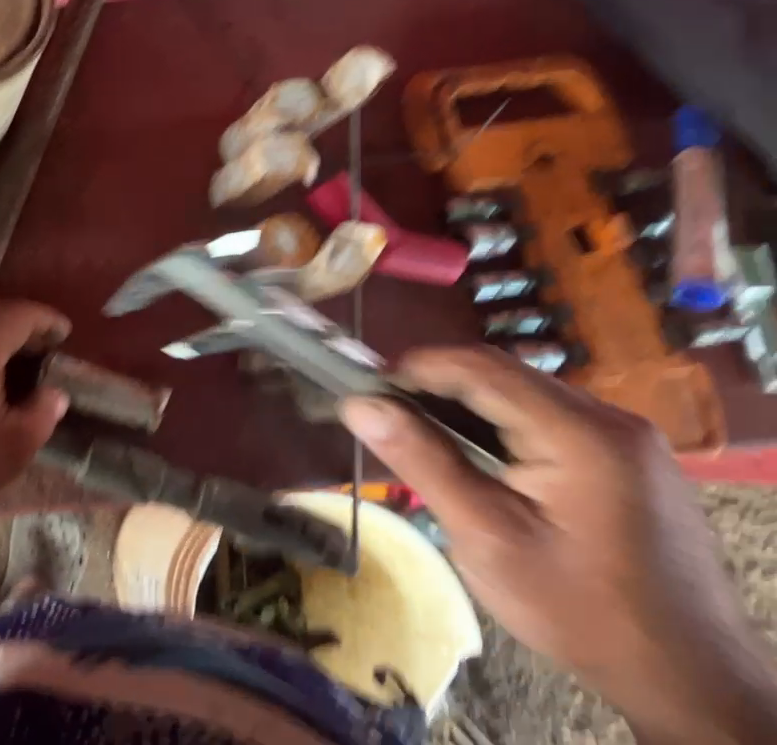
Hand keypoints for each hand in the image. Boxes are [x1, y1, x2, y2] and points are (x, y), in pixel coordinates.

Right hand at [342, 347, 776, 743]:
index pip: (479, 368)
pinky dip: (497, 425)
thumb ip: (422, 460)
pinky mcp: (628, 459)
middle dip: (434, 387)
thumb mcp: (484, 535)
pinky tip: (472, 456)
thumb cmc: (577, 608)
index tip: (361, 389)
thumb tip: (357, 404)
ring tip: (416, 437)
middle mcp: (612, 420)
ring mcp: (627, 439)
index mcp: (581, 434)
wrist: (685, 674)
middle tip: (381, 416)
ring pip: (522, 394)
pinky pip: (546, 418)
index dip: (412, 368)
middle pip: (502, 375)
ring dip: (463, 406)